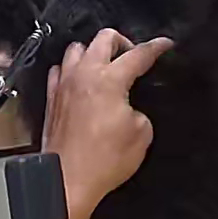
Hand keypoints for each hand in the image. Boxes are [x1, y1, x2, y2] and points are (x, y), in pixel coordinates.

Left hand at [41, 29, 173, 218]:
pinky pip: (60, 70)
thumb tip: (130, 108)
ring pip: (77, 48)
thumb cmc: (103, 161)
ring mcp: (64, 85)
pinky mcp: (52, 100)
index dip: (157, 47)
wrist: (68, 181)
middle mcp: (84, 76)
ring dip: (94, 52)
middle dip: (124, 42)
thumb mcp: (142, 134)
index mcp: (110, 81)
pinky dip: (73, 69)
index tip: (165, 44)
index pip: (139, 54)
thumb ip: (140, 110)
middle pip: (103, 38)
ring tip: (107, 66)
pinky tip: (82, 81)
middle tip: (134, 56)